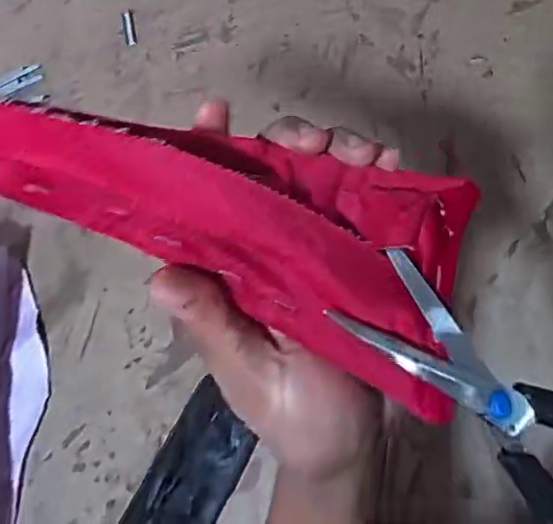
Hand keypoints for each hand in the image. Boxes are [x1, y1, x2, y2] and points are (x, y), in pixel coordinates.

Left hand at [149, 101, 402, 522]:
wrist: (349, 439)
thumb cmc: (290, 408)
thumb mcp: (246, 370)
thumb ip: (212, 324)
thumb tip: (160, 275)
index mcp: (236, 263)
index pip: (216, 195)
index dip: (211, 148)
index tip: (214, 112)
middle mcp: (277, 238)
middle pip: (278, 167)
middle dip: (295, 138)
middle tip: (318, 140)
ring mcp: (325, 237)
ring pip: (328, 170)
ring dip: (344, 147)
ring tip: (366, 152)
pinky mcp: (367, 243)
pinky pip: (373, 195)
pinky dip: (382, 171)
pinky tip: (392, 163)